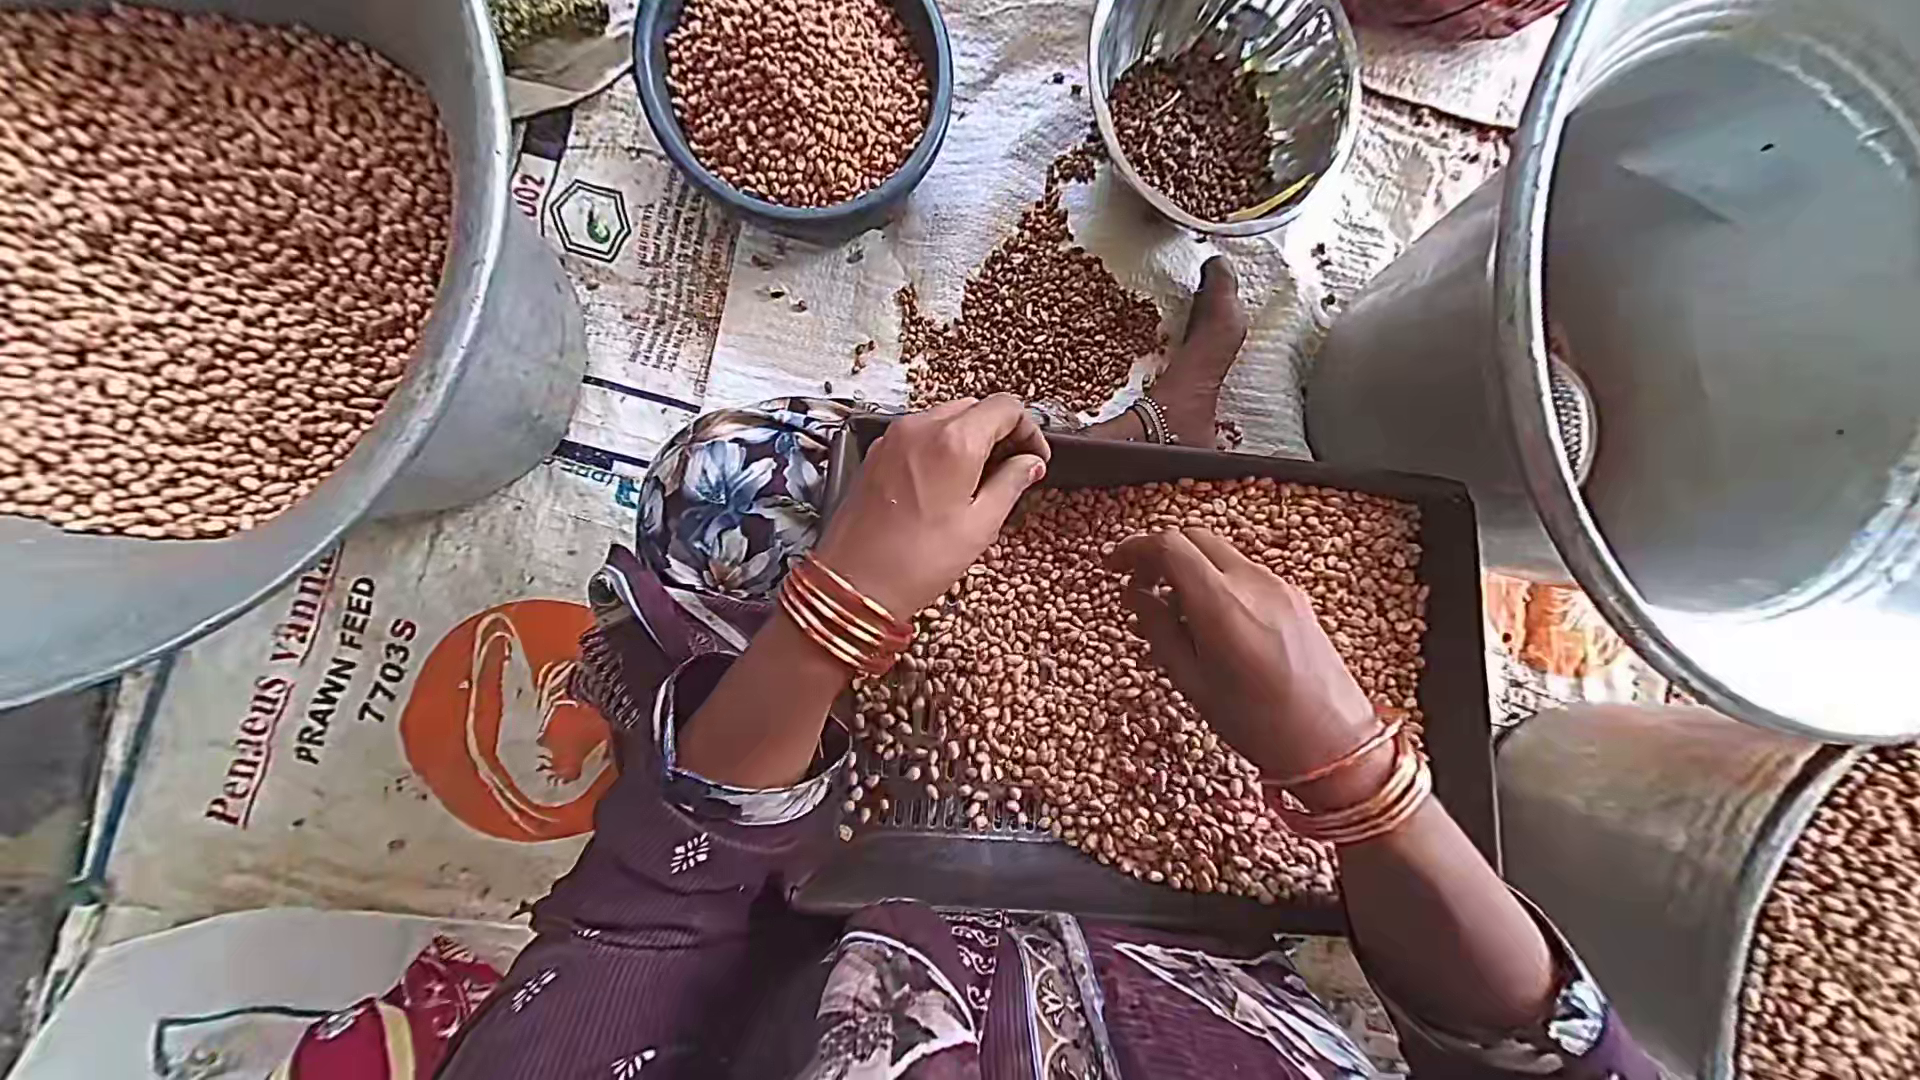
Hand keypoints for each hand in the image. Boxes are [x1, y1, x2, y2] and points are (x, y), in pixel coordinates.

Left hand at [814, 395, 1049, 617]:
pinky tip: (945, 484)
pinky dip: (940, 447)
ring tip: (978, 482)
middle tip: (1011, 470)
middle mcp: (920, 427)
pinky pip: (919, 435)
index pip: (1005, 407)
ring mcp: (893, 438)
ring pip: (945, 418)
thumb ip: (1011, 483)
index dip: (1028, 430)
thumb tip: (1029, 464)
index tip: (1033, 458)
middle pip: (974, 408)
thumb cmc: (915, 561)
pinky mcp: (877, 453)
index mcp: (954, 441)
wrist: (853, 583)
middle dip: (999, 433)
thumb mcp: (980, 526)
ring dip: (970, 439)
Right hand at [1105, 528, 1380, 787]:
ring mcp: (1277, 585)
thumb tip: (1135, 596)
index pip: (1169, 546)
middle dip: (1157, 553)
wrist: (1334, 743)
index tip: (1114, 567)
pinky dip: (1211, 580)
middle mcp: (1252, 582)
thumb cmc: (1257, 723)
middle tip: (1136, 584)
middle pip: (1192, 537)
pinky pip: (1240, 571)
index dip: (1134, 549)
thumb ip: (1158, 628)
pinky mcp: (1292, 595)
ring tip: (1167, 611)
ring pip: (1216, 553)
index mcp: (1221, 605)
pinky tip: (1202, 618)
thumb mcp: (1190, 680)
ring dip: (1184, 567)